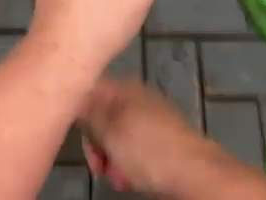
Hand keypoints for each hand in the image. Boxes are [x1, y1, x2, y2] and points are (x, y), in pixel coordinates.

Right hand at [79, 77, 244, 197]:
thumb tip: (70, 94)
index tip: (74, 136)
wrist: (195, 173)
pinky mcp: (160, 138)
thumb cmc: (148, 149)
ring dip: (109, 156)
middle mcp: (135, 96)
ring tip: (115, 176)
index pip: (87, 88)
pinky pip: (132, 145)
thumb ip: (87, 110)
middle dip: (95, 142)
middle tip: (97, 165)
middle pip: (100, 114)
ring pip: (115, 133)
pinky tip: (129, 178)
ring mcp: (149, 117)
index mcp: (123, 87)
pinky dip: (126, 161)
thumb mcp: (108, 130)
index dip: (75, 111)